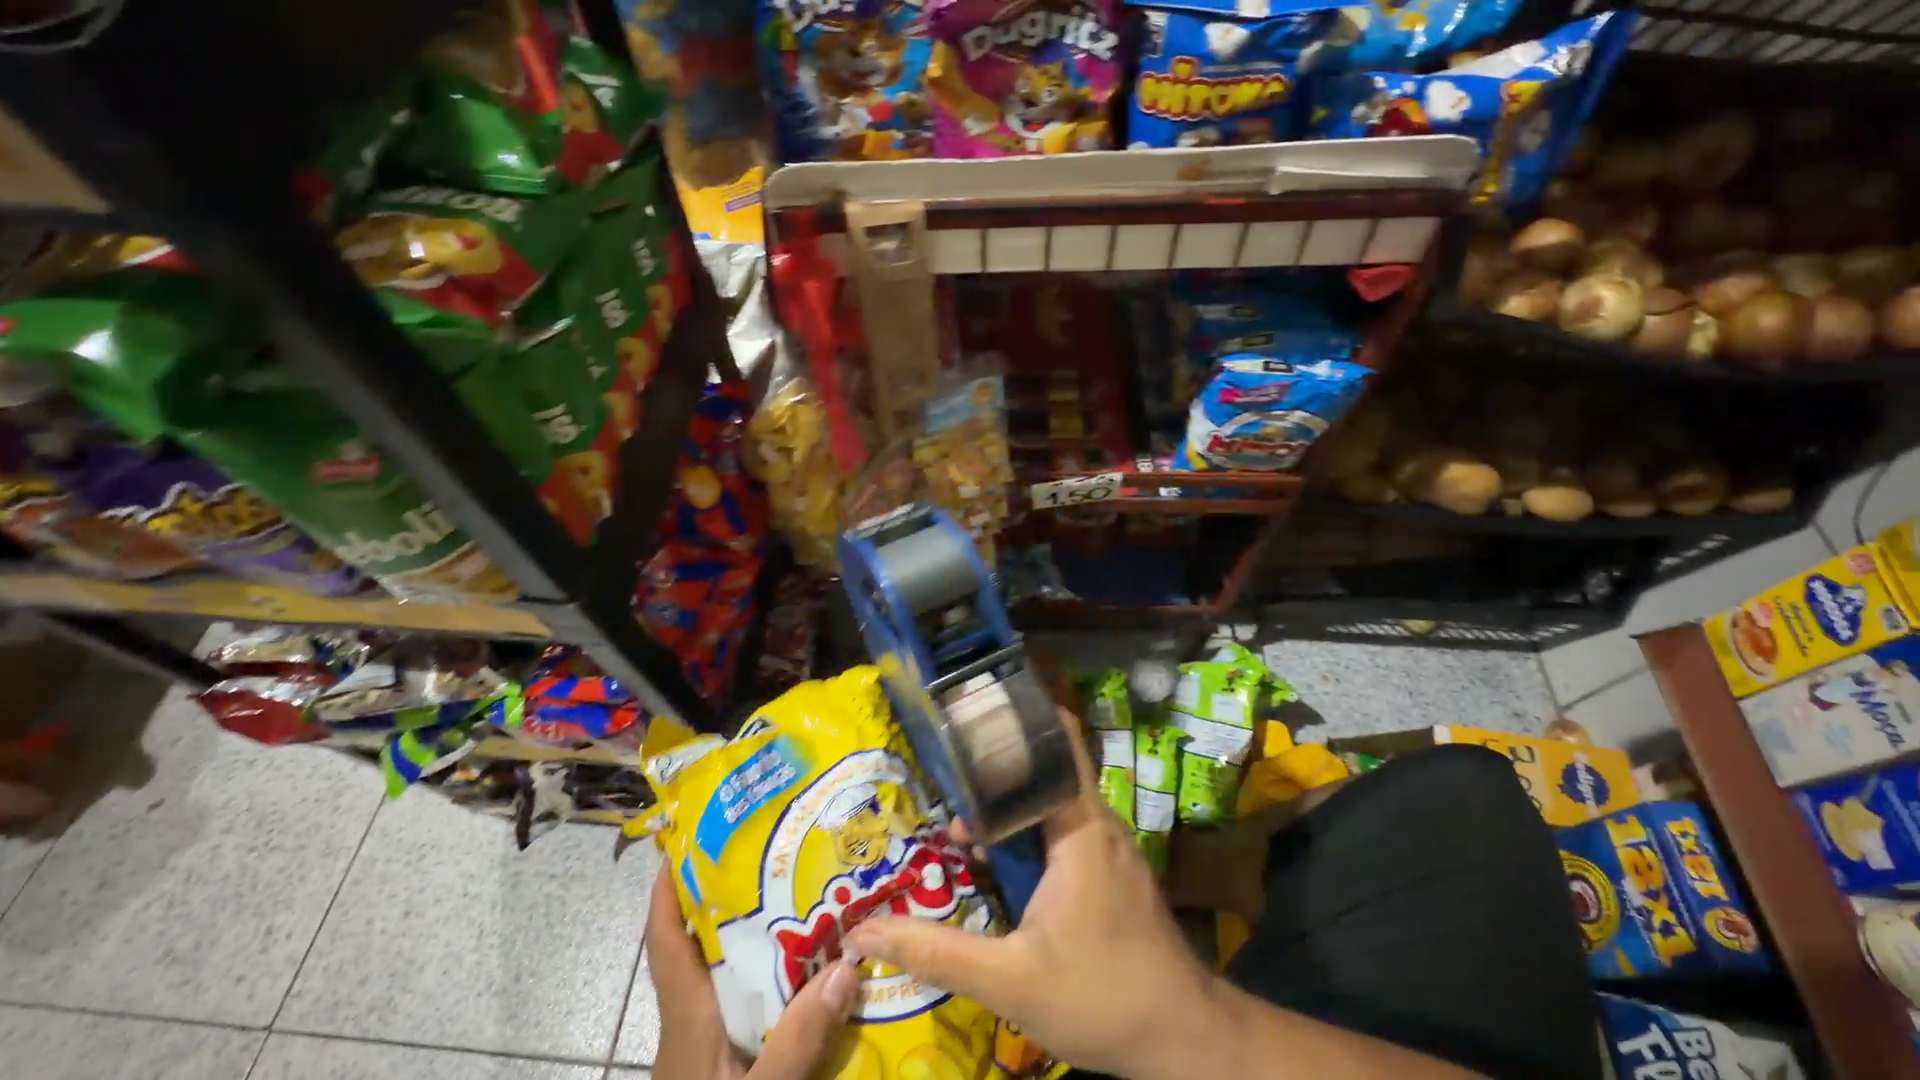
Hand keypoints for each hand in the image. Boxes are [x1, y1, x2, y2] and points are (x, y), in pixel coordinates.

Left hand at [647, 871, 864, 1079]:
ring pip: (723, 974)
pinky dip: (768, 980)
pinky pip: (742, 1004)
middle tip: (774, 858)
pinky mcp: (719, 1061)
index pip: (667, 937)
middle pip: (698, 945)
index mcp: (688, 1012)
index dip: (671, 887)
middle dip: (727, 898)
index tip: (692, 840)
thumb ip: (798, 1038)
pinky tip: (807, 977)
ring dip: (751, 939)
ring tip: (800, 902)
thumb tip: (846, 966)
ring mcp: (703, 1042)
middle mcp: (690, 1018)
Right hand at [844, 706, 1222, 1078]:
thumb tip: (863, 931)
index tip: (959, 724)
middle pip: (1041, 775)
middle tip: (937, 783)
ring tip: (952, 827)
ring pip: (1048, 809)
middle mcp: (1097, 825)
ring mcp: (1106, 850)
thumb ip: (937, 952)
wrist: (1182, 1038)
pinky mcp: (1108, 875)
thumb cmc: (1102, 996)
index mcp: (1079, 828)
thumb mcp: (1010, 980)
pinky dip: (1023, 840)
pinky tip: (991, 866)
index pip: (1055, 745)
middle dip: (990, 777)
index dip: (1010, 728)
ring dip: (1004, 814)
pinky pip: (1060, 836)